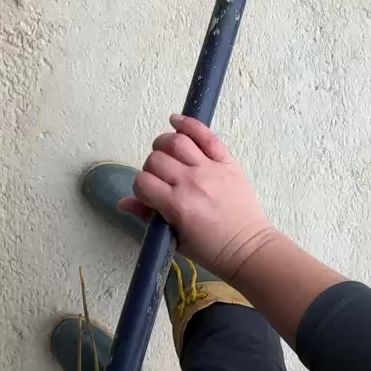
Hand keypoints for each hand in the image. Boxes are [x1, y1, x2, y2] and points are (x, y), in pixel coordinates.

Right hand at [123, 114, 279, 279]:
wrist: (248, 248)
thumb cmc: (211, 249)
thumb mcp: (175, 239)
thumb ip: (148, 216)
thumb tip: (122, 203)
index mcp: (177, 206)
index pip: (143, 182)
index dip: (141, 188)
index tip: (149, 195)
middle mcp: (191, 182)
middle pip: (156, 159)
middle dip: (151, 167)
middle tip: (161, 178)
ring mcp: (210, 169)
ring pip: (177, 142)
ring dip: (164, 144)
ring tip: (165, 152)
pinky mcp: (226, 162)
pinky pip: (206, 135)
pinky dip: (189, 124)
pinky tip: (175, 121)